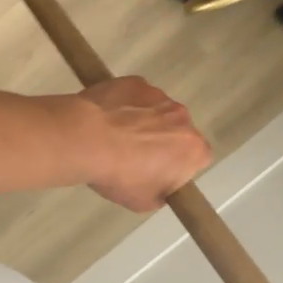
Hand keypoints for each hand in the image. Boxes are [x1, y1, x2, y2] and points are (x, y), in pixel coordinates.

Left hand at [77, 77, 212, 212]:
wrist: (85, 138)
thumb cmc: (119, 175)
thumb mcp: (144, 202)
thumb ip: (162, 192)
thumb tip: (158, 184)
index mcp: (192, 148)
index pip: (196, 158)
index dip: (178, 166)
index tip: (158, 172)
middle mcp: (182, 117)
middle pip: (177, 130)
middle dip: (160, 140)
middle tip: (133, 154)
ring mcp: (158, 95)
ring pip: (156, 111)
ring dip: (142, 120)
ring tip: (114, 135)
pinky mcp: (134, 81)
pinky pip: (135, 95)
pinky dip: (125, 103)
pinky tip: (106, 116)